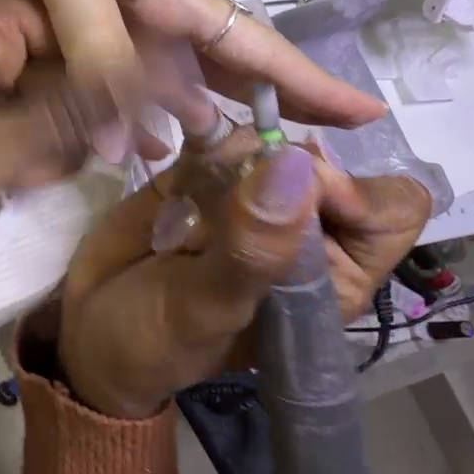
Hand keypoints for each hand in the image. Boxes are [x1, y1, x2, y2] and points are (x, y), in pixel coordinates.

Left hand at [0, 0, 138, 275]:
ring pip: (48, 86)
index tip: (176, 125)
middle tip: (107, 159)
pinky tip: (25, 174)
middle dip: (90, 114)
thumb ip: (71, 116)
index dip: (131, 77)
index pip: (84, 27)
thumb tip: (157, 88)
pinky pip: (18, 101)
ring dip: (61, 133)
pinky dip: (31, 137)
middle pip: (69, 56)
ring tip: (45, 173)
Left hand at [0, 0, 386, 132]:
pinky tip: (116, 150)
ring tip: (204, 174)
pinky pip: (93, 89)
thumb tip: (133, 140)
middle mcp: (128, 11)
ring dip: (181, 123)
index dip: (304, 78)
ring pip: (151, 85)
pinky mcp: (42, 39)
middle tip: (284, 169)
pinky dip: (113, 120)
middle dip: (252, 109)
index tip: (366, 115)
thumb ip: (99, 47)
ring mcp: (85, 27)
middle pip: (208, 66)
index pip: (244, 36)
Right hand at [50, 130, 431, 419]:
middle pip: (326, 164)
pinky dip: (200, 138)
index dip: (351, 191)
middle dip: (277, 162)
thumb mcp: (204, 306)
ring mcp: (251, 200)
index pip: (387, 210)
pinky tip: (172, 173)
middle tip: (223, 189)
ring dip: (230, 152)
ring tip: (187, 193)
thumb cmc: (155, 338)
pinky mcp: (205, 176)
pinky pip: (221, 135)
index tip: (288, 189)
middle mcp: (302, 233)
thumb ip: (251, 248)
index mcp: (330, 276)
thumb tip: (297, 166)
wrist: (86, 328)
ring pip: (271, 140)